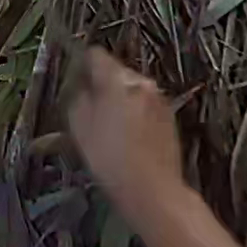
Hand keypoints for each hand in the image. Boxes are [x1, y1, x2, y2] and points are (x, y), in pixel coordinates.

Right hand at [67, 47, 183, 214]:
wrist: (153, 192)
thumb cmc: (109, 157)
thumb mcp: (78, 125)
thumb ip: (77, 95)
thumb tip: (82, 85)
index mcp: (116, 78)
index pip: (94, 54)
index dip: (82, 65)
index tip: (76, 84)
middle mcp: (140, 81)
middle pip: (114, 71)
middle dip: (102, 84)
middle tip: (91, 109)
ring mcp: (158, 98)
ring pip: (130, 88)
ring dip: (119, 99)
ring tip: (111, 127)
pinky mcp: (170, 117)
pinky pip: (144, 104)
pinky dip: (135, 113)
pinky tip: (130, 137)